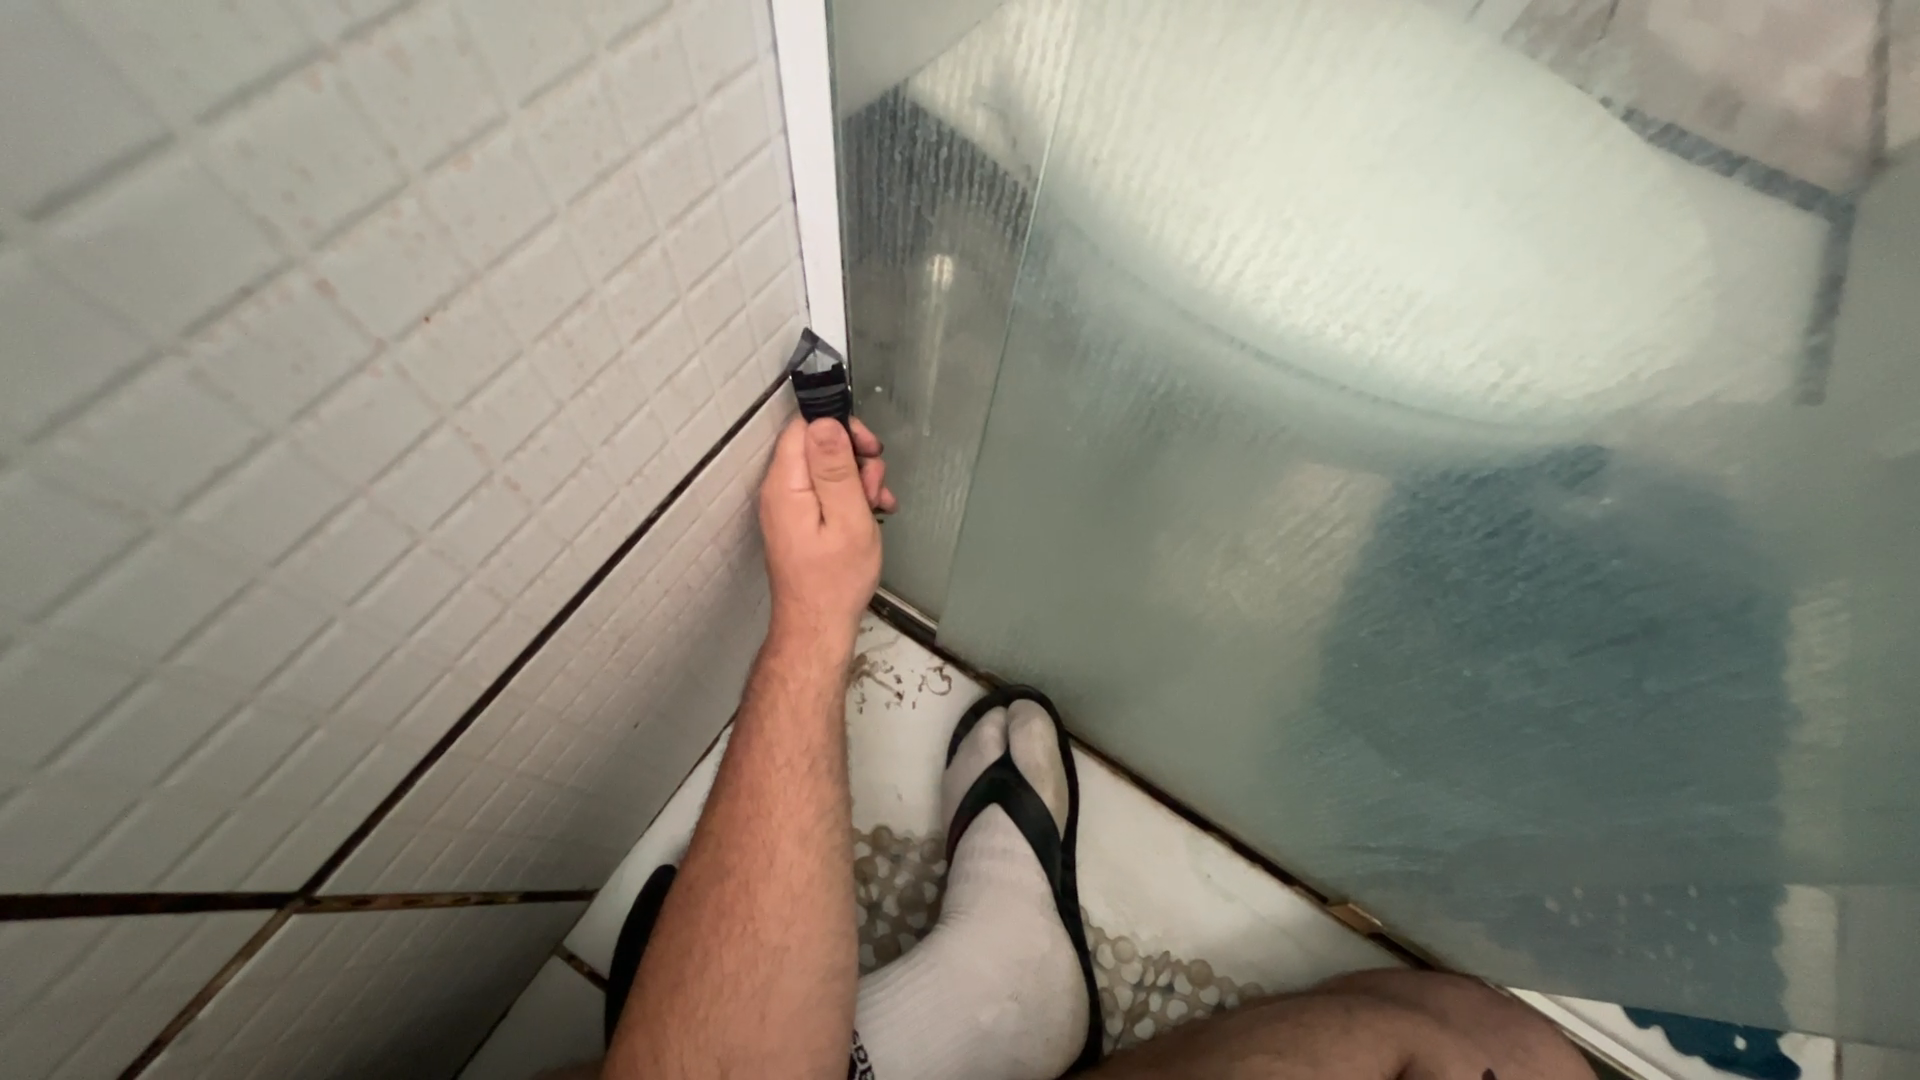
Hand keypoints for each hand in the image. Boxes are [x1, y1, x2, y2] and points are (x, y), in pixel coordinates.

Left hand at [759, 416, 896, 649]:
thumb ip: (835, 470)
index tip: (869, 451)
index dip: (841, 429)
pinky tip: (871, 514)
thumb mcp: (848, 519)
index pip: (806, 427)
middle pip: (817, 445)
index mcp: (787, 485)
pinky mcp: (798, 519)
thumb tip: (825, 422)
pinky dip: (851, 497)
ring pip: (826, 468)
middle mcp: (780, 490)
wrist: (819, 626)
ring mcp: (788, 506)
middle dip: (855, 457)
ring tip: (877, 506)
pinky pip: (824, 492)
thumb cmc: (836, 581)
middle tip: (876, 486)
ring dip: (858, 480)